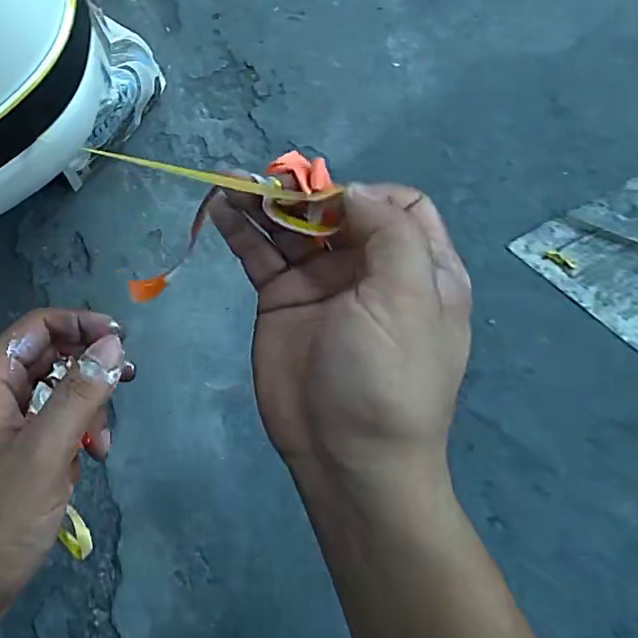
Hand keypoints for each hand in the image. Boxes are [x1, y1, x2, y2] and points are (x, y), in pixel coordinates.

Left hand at [0, 309, 132, 632]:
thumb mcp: (45, 452)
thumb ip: (80, 394)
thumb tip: (113, 343)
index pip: (41, 324)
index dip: (82, 324)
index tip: (121, 340)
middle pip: (54, 354)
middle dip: (90, 368)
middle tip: (126, 382)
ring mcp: (9, 422)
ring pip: (60, 390)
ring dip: (88, 407)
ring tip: (102, 441)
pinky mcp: (20, 451)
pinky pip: (57, 423)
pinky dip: (78, 434)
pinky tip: (90, 459)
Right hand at [209, 183, 471, 481]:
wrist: (342, 455)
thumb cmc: (387, 377)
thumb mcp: (409, 302)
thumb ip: (390, 235)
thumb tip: (352, 190)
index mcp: (416, 266)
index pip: (396, 205)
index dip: (363, 194)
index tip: (331, 206)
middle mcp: (368, 267)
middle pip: (334, 209)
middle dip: (302, 190)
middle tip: (268, 184)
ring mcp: (320, 282)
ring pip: (291, 226)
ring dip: (263, 200)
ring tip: (230, 182)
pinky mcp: (281, 298)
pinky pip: (259, 252)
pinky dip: (240, 227)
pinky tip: (221, 207)